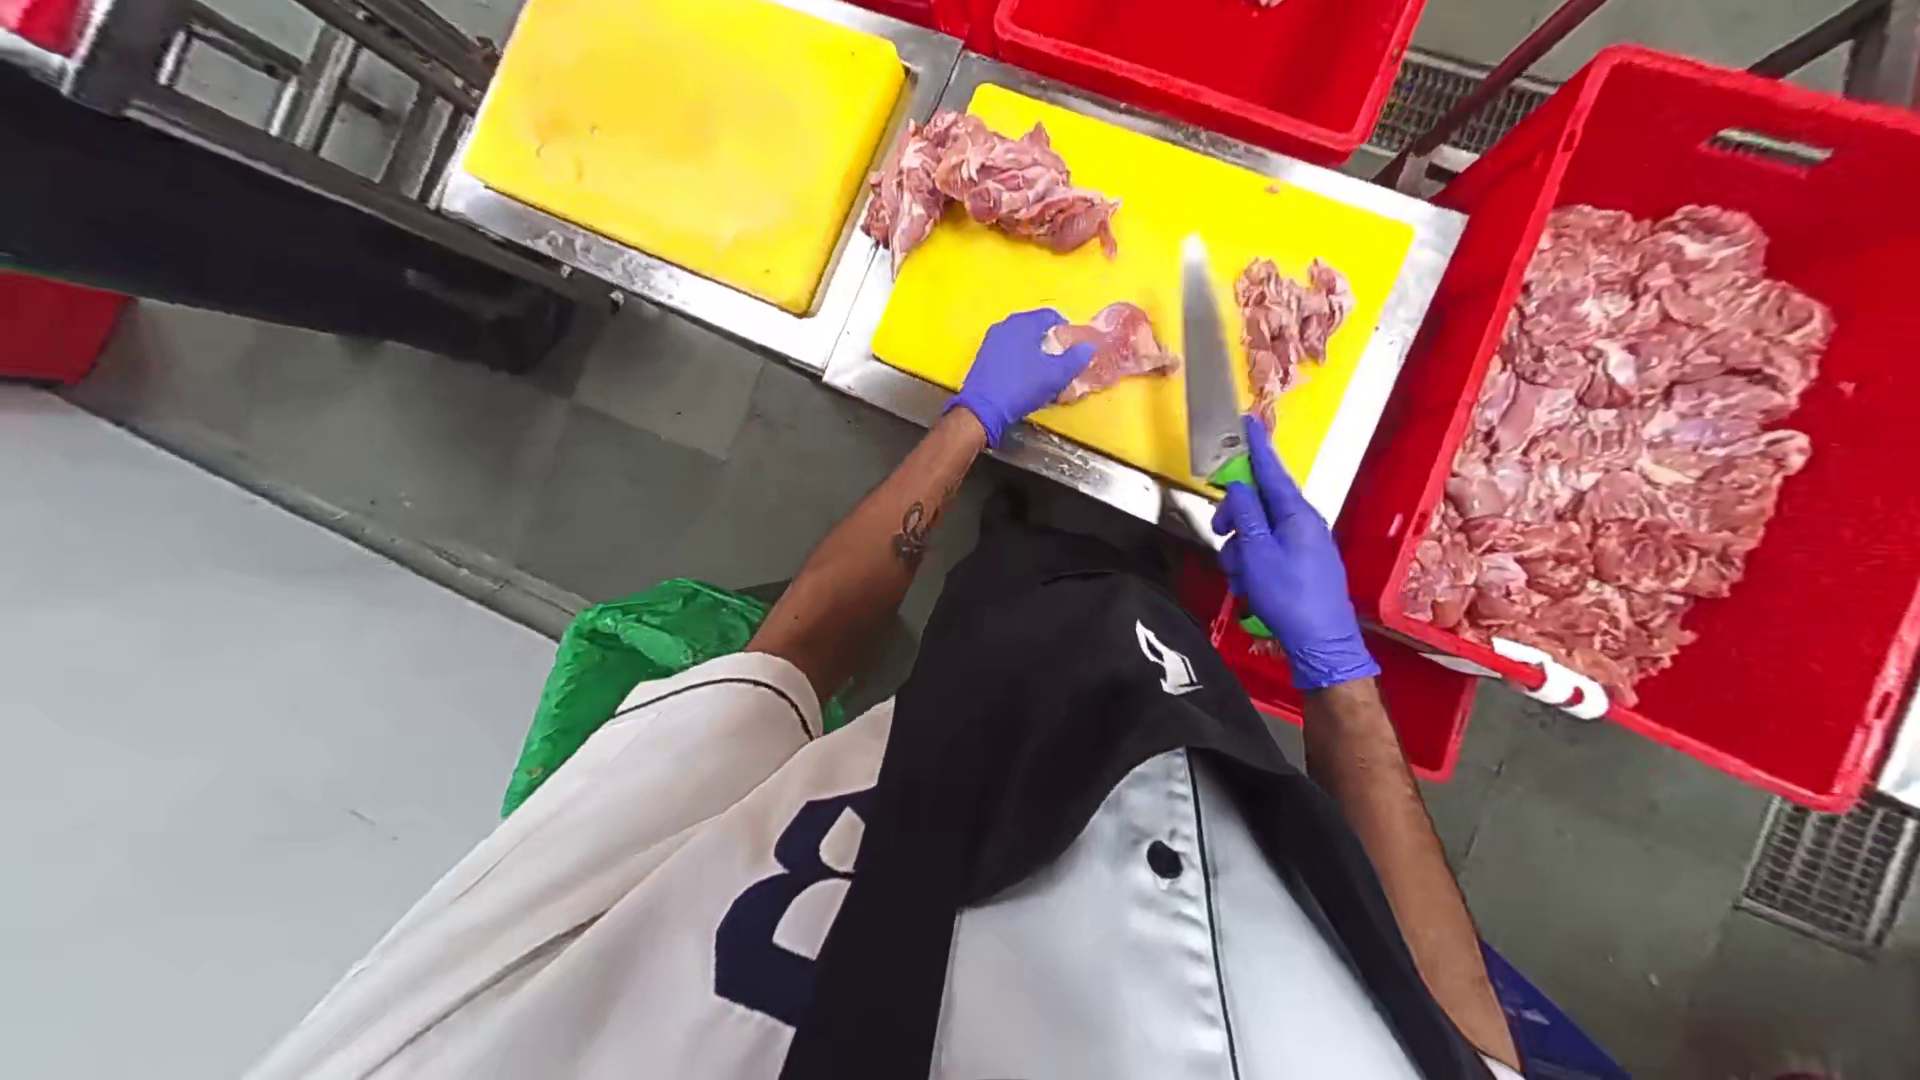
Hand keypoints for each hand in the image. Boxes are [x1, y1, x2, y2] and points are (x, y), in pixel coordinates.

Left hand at [946, 308, 1094, 446]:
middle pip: (1034, 327)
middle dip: (1048, 341)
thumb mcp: (1055, 375)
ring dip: (1033, 351)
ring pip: (1019, 340)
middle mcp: (1005, 325)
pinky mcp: (982, 357)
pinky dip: (1018, 359)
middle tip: (1059, 360)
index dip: (1064, 329)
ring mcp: (991, 340)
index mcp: (1023, 323)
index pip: (1050, 316)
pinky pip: (1007, 351)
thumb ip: (1074, 359)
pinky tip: (1023, 377)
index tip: (1071, 346)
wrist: (982, 409)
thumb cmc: (1021, 386)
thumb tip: (1088, 348)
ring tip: (1042, 370)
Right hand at [1212, 414, 1378, 690]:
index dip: (1257, 447)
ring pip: (1256, 531)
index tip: (1248, 421)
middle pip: (1257, 503)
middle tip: (1221, 534)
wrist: (1321, 640)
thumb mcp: (1258, 552)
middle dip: (1234, 518)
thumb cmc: (1288, 594)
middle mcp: (1301, 523)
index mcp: (1296, 514)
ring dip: (1240, 550)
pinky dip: (1251, 564)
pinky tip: (1250, 586)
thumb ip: (1246, 514)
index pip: (1271, 472)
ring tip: (1241, 576)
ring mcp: (1302, 544)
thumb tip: (1239, 484)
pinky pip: (1265, 551)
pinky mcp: (1299, 563)